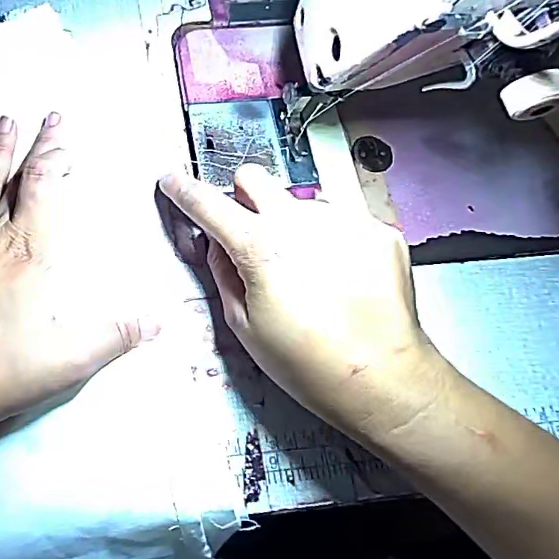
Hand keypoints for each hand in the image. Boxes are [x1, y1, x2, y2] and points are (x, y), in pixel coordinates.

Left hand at [0, 113, 157, 455]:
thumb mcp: (70, 361)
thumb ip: (116, 335)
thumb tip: (160, 321)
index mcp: (28, 251)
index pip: (45, 186)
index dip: (54, 153)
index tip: (61, 129)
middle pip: (15, 178)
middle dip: (32, 145)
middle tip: (42, 116)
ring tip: (2, 122)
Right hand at [157, 164, 451, 441]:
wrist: (384, 380)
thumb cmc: (309, 363)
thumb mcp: (244, 325)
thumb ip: (224, 273)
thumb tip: (219, 246)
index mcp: (259, 246)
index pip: (208, 203)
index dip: (183, 190)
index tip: (174, 181)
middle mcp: (300, 222)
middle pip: (253, 178)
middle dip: (242, 196)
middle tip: (249, 231)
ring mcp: (343, 221)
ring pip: (298, 201)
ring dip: (292, 223)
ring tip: (307, 272)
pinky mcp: (377, 230)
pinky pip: (339, 219)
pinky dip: (330, 240)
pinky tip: (338, 276)